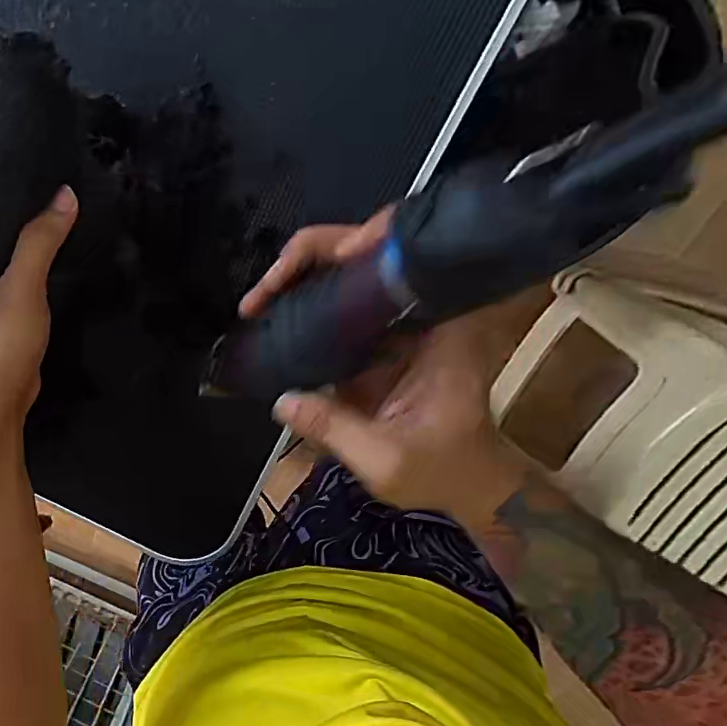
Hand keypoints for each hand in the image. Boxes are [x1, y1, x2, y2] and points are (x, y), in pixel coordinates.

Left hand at [0, 186, 76, 429]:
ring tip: (51, 211)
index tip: (19, 161)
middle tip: (40, 177)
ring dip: (28, 245)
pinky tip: (52, 261)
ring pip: (9, 264)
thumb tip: (66, 193)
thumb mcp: (23, 286)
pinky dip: (36, 272)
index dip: (0, 193)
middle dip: (15, 216)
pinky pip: (23, 286)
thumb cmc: (2, 343)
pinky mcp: (9, 326)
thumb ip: (41, 242)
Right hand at [251, 211, 530, 530]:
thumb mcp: (387, 459)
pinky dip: (308, 313)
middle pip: (364, 258)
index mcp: (441, 327)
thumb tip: (280, 400)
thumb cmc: (443, 473)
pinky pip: (342, 315)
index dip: (356, 242)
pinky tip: (274, 325)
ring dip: (301, 284)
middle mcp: (423, 315)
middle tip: (258, 298)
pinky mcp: (381, 346)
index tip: (310, 270)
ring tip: (257, 307)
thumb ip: (334, 429)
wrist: (469, 484)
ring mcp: (400, 329)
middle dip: (307, 262)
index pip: (402, 256)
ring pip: (348, 282)